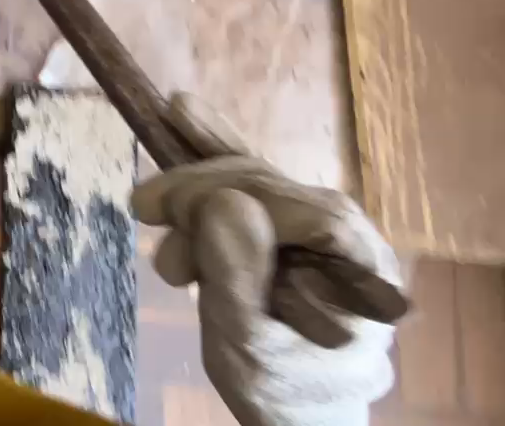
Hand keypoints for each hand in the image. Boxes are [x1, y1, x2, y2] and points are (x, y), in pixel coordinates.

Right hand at [132, 95, 399, 425]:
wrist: (293, 411)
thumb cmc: (276, 390)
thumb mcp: (248, 342)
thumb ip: (240, 276)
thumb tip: (226, 200)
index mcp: (360, 273)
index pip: (286, 204)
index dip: (217, 194)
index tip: (159, 210)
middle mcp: (351, 240)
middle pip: (263, 185)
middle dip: (196, 192)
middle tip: (144, 211)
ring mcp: (325, 228)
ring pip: (249, 179)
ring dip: (192, 191)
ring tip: (154, 220)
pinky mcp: (294, 223)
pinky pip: (252, 176)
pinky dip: (214, 144)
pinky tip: (182, 109)